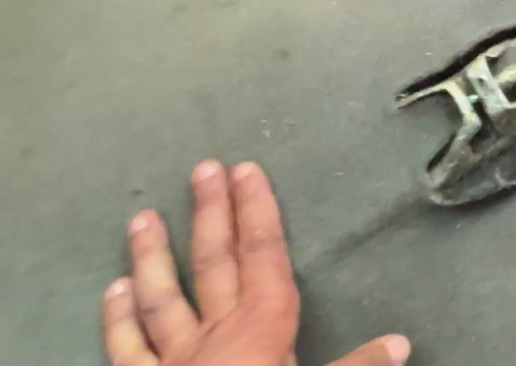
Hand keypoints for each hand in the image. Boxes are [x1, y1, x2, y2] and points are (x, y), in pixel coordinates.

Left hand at [102, 160, 410, 365]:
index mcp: (264, 322)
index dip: (256, 208)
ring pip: (163, 299)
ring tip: (141, 218)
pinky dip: (117, 321)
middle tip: (203, 170)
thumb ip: (356, 365)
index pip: (261, 251)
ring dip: (153, 257)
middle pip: (215, 261)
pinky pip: (128, 351)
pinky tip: (112, 291)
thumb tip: (403, 341)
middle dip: (211, 213)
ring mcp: (175, 360)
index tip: (246, 169)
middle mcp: (218, 330)